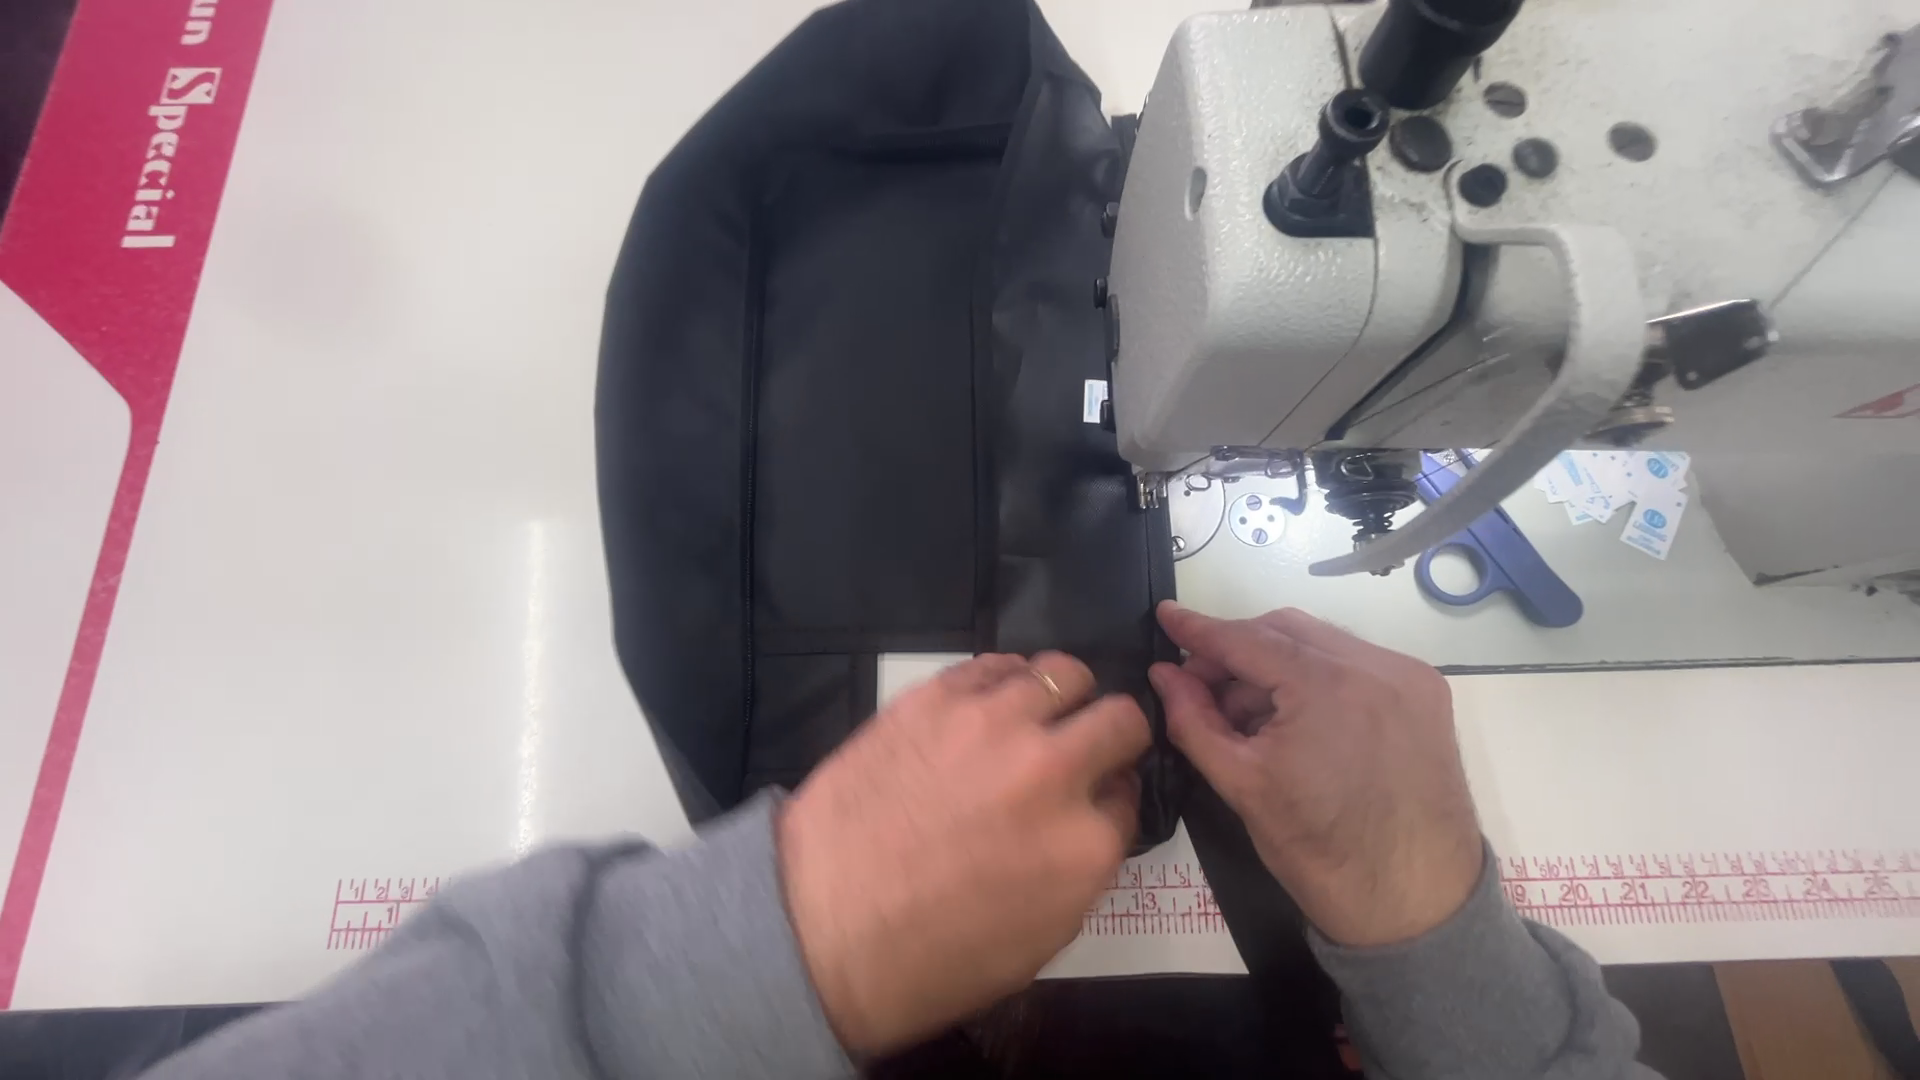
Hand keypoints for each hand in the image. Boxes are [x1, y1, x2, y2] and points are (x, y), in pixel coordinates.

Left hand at [778, 652, 1150, 1056]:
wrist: (820, 926)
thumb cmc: (931, 956)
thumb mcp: (1039, 936)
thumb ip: (1083, 863)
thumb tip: (1096, 809)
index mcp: (1083, 844)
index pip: (1130, 792)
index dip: (1113, 792)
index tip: (1096, 794)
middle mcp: (1050, 769)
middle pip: (1121, 719)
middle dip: (1113, 734)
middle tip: (1084, 745)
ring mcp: (992, 724)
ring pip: (1064, 671)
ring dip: (1063, 695)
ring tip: (1038, 714)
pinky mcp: (937, 696)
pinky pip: (996, 662)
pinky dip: (1007, 678)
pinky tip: (991, 702)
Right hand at [1150, 602, 1482, 947]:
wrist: (1416, 907)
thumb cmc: (1319, 849)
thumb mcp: (1240, 782)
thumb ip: (1193, 717)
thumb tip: (1163, 672)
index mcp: (1329, 686)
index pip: (1248, 639)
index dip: (1199, 628)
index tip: (1165, 614)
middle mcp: (1376, 665)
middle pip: (1284, 630)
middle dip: (1235, 650)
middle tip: (1198, 685)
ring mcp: (1409, 677)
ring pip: (1319, 642)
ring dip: (1272, 664)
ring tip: (1245, 713)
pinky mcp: (1427, 695)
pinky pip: (1352, 662)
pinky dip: (1312, 676)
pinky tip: (1291, 717)